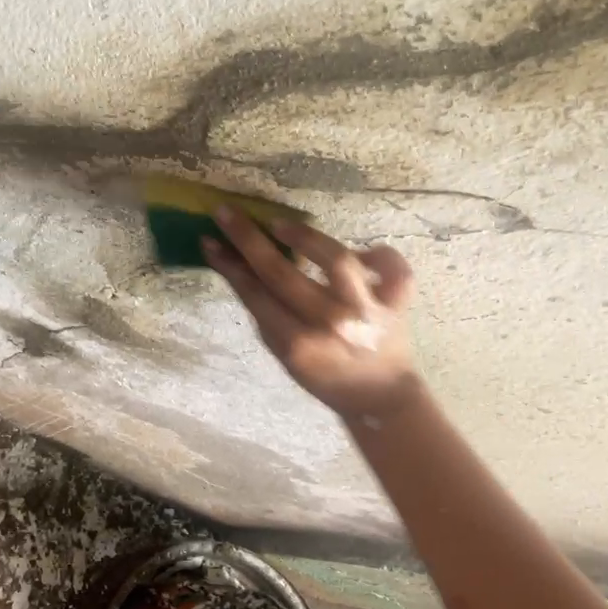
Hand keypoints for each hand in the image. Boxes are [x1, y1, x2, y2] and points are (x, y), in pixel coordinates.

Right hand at [204, 207, 421, 416]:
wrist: (379, 396)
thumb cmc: (322, 374)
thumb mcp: (282, 352)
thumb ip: (264, 311)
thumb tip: (237, 264)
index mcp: (298, 345)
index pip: (255, 294)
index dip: (228, 265)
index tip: (209, 240)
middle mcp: (332, 324)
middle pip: (283, 273)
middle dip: (248, 239)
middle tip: (227, 212)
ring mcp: (369, 312)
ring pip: (337, 261)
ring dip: (305, 237)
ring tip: (280, 224)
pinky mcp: (398, 303)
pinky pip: (394, 269)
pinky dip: (380, 255)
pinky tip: (363, 252)